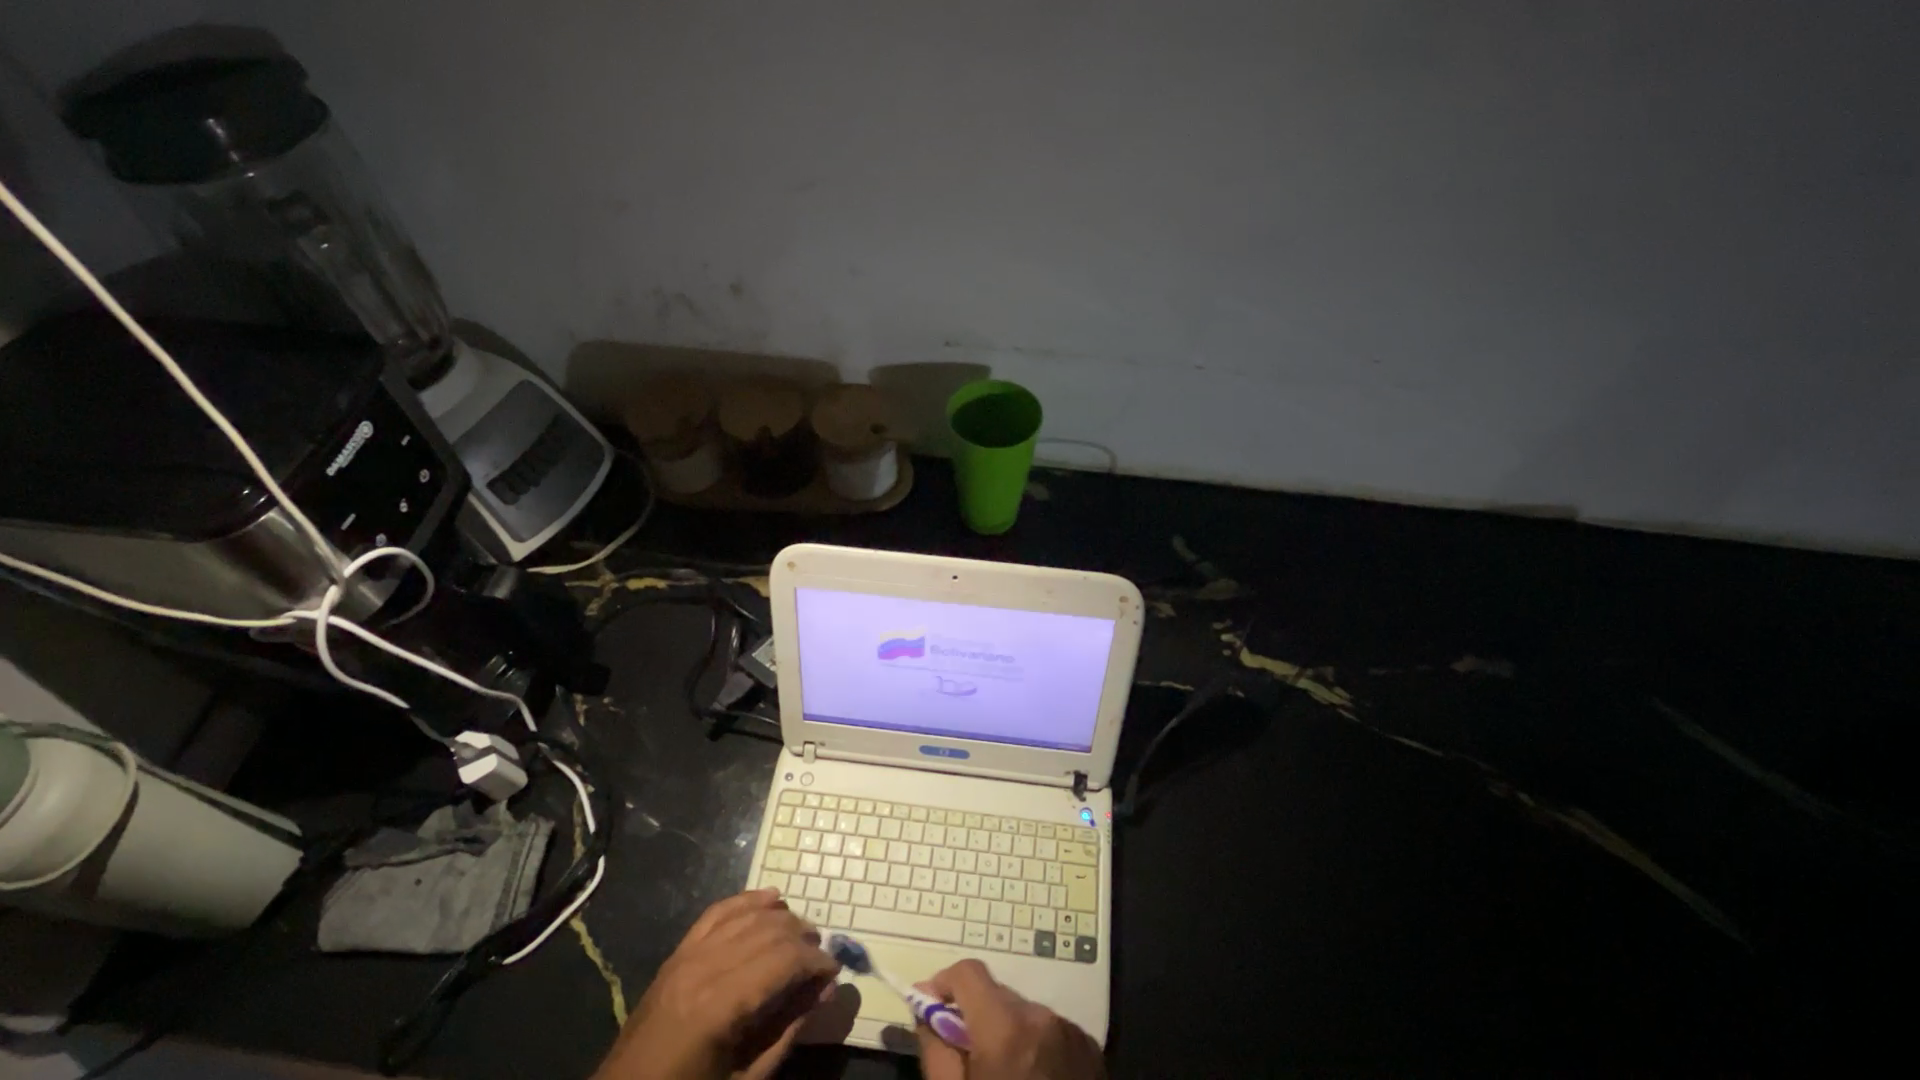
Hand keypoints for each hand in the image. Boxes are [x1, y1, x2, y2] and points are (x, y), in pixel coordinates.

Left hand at [593, 889, 838, 1079]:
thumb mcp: (747, 1076)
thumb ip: (787, 1029)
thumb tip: (824, 989)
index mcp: (720, 1005)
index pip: (784, 960)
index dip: (816, 962)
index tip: (834, 974)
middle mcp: (703, 967)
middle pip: (768, 931)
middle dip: (804, 938)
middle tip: (822, 958)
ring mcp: (686, 955)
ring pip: (746, 915)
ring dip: (782, 918)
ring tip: (804, 934)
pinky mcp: (677, 953)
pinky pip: (716, 913)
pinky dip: (746, 901)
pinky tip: (771, 898)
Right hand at [914, 960, 1105, 1079]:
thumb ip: (936, 1047)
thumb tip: (926, 1009)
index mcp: (1005, 1028)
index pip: (968, 972)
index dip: (944, 984)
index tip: (932, 1008)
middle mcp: (1042, 1017)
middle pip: (997, 993)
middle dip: (975, 1014)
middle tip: (965, 1052)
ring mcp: (1071, 1031)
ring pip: (1025, 1012)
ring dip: (1007, 1030)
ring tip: (1005, 1073)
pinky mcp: (1090, 1047)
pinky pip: (1051, 1029)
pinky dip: (1035, 1043)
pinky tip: (1032, 1078)